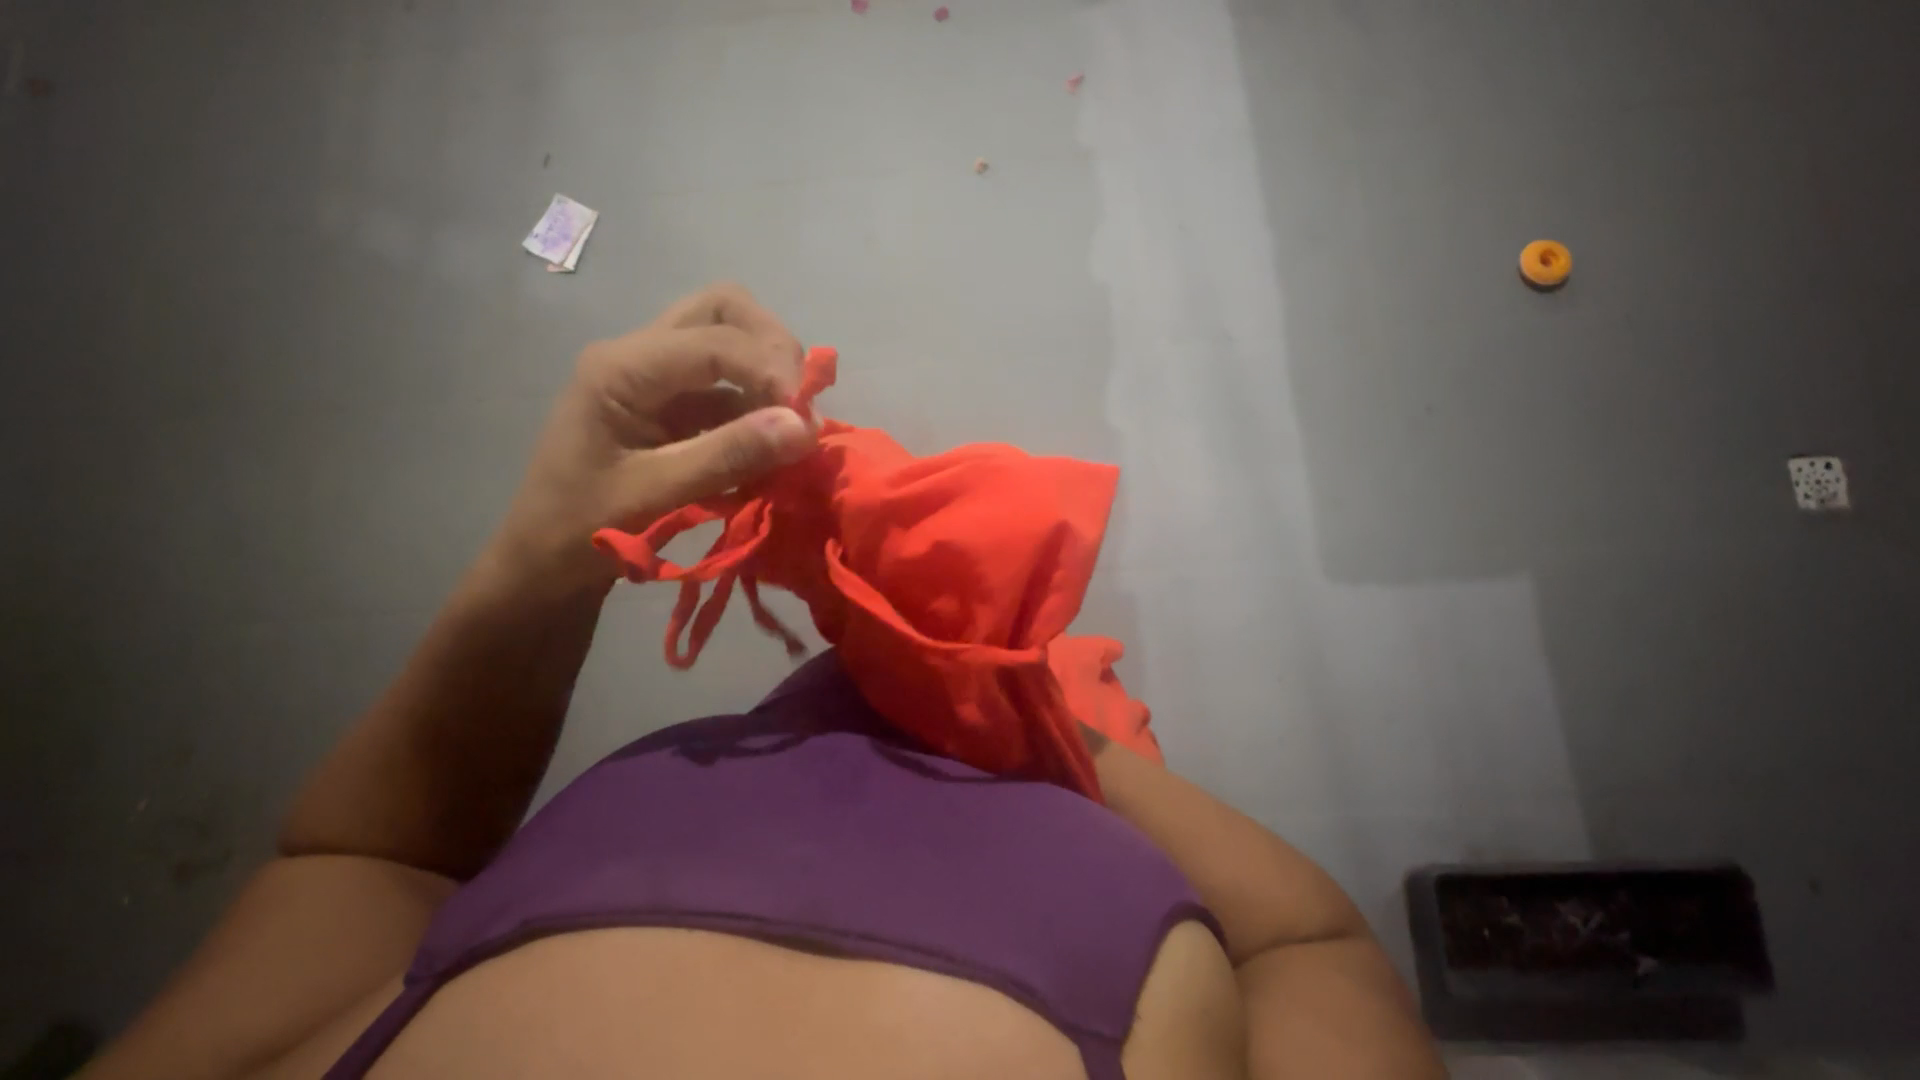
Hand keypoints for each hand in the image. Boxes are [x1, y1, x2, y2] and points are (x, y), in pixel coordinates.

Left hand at [491, 283, 816, 591]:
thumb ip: (729, 456)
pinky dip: (759, 409)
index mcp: (621, 367)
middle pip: (723, 309)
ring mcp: (656, 378)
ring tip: (792, 429)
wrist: (542, 564)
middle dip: (773, 348)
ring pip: (729, 339)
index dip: (771, 370)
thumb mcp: (654, 495)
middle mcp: (639, 354)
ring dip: (769, 376)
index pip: (715, 338)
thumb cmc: (581, 530)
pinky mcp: (673, 406)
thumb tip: (806, 427)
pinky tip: (771, 448)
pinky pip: (728, 387)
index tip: (806, 422)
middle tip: (800, 402)